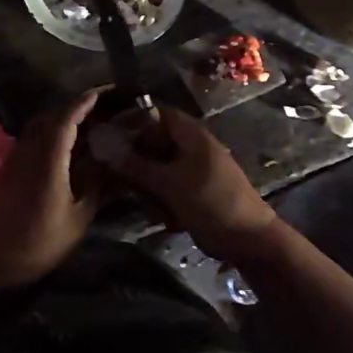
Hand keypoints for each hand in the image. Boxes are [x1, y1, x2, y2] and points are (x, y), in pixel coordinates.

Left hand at [0, 89, 107, 292]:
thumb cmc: (43, 243)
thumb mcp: (79, 217)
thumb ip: (96, 185)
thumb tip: (113, 162)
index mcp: (47, 161)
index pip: (66, 118)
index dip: (85, 102)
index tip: (105, 92)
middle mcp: (27, 152)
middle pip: (50, 117)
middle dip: (75, 107)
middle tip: (101, 108)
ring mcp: (14, 160)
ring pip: (37, 126)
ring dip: (60, 119)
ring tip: (85, 124)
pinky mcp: (8, 171)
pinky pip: (30, 139)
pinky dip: (49, 133)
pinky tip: (64, 147)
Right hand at [100, 106, 281, 262]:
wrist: (248, 238)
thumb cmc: (210, 201)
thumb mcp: (169, 183)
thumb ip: (136, 164)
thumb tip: (103, 144)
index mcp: (192, 135)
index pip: (157, 114)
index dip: (133, 119)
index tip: (108, 133)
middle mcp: (193, 147)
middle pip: (155, 142)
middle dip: (137, 159)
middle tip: (118, 176)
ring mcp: (195, 170)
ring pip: (160, 168)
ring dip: (149, 185)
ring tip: (149, 203)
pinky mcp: (195, 192)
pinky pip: (170, 188)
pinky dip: (163, 200)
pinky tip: (163, 217)